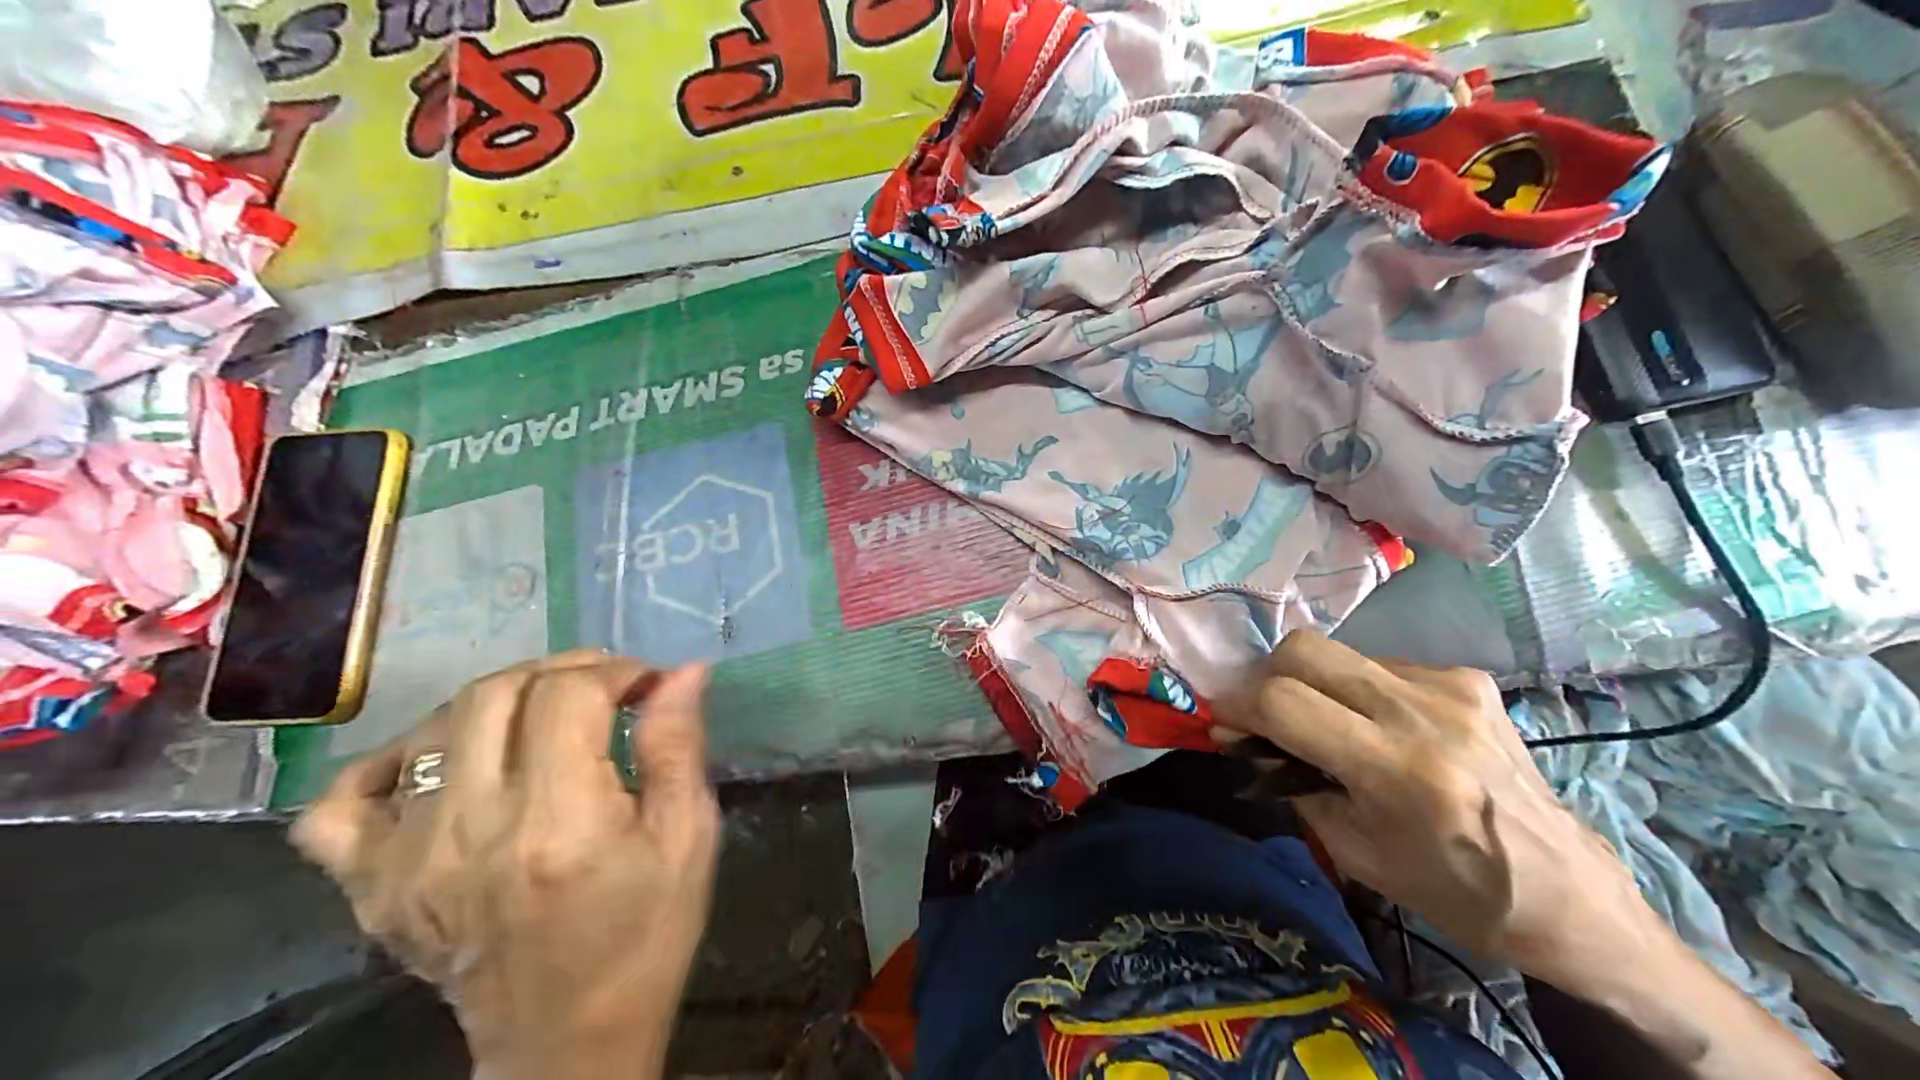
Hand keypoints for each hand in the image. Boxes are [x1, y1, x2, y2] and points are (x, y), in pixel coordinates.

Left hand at [291, 650, 720, 1079]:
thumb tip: (682, 670)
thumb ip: (679, 746)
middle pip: (496, 694)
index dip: (615, 672)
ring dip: (502, 700)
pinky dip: (389, 763)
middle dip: (562, 671)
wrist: (567, 1039)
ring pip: (434, 726)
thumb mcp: (688, 837)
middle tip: (602, 688)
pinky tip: (443, 761)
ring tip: (546, 716)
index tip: (646, 685)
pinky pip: (340, 804)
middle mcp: (470, 834)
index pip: (568, 697)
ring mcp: (404, 862)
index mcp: (561, 824)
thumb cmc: (647, 933)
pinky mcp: (369, 888)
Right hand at [1214, 630, 1660, 982]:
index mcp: (1398, 769)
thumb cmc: (1453, 888)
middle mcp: (1424, 712)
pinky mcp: (1468, 679)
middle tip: (1264, 714)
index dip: (1238, 706)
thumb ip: (1292, 782)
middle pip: (1304, 650)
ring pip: (1338, 652)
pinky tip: (1375, 724)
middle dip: (1265, 676)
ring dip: (1311, 683)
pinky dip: (1355, 689)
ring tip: (1325, 725)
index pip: (1283, 702)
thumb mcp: (1352, 849)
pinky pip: (1379, 665)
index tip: (1226, 724)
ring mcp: (1451, 687)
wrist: (1568, 893)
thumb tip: (1243, 735)